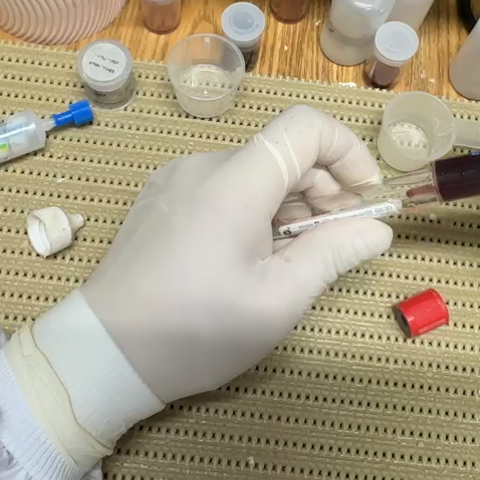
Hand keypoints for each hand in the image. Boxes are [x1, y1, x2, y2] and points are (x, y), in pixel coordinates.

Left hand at [4, 106, 392, 473]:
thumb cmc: (195, 332)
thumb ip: (332, 254)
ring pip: (254, 170)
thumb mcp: (277, 302)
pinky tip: (249, 254)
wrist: (103, 353)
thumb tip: (377, 229)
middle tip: (334, 242)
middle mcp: (203, 164)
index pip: (305, 126)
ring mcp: (177, 178)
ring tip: (289, 257)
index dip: (347, 151)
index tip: (364, 199)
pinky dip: (253, 207)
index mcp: (235, 183)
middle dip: (322, 187)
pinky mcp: (161, 196)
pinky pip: (223, 185)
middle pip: (281, 151)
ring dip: (288, 201)